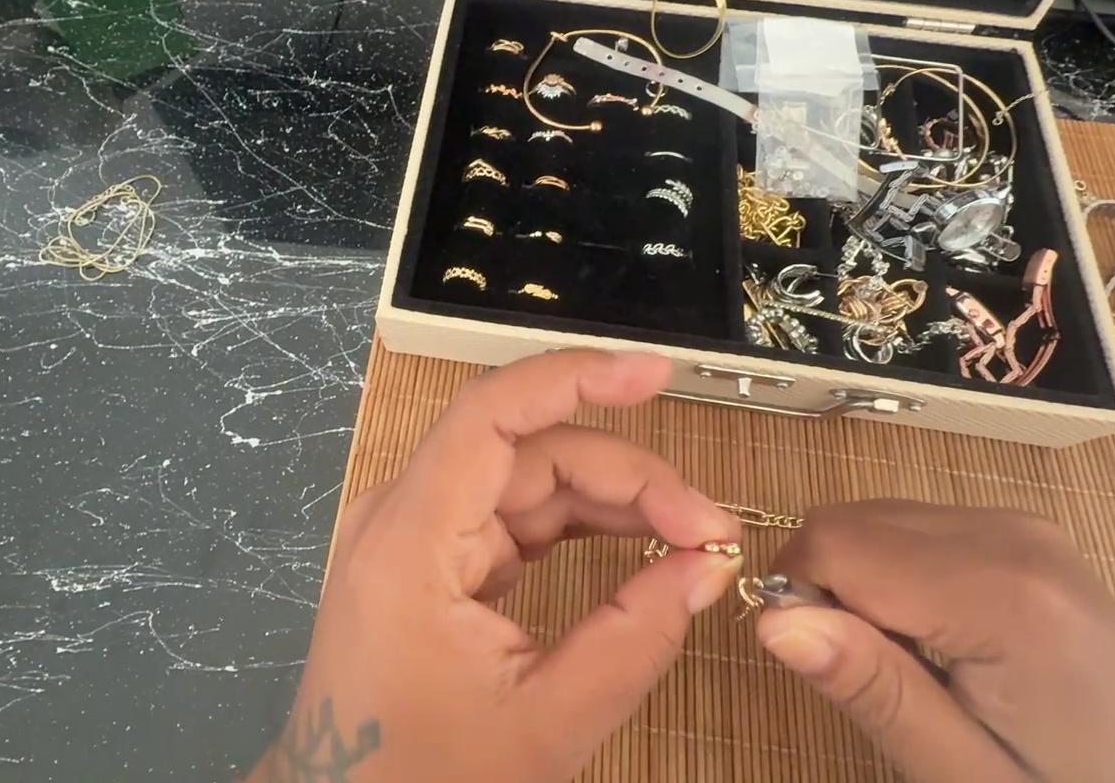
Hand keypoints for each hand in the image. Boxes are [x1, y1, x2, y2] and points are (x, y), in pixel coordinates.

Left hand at [248, 351, 744, 782]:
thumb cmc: (423, 782)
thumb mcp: (543, 726)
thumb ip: (633, 638)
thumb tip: (704, 566)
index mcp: (410, 538)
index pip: (492, 415)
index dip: (574, 377)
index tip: (653, 373)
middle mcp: (407, 513)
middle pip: (530, 450)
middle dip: (627, 475)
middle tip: (707, 526)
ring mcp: (421, 531)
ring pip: (531, 478)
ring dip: (614, 497)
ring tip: (689, 534)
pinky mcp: (439, 553)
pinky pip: (519, 515)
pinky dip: (582, 522)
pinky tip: (639, 539)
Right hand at [756, 500, 1114, 782]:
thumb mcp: (969, 779)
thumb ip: (874, 690)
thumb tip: (771, 618)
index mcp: (1004, 591)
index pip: (832, 542)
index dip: (802, 600)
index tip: (833, 669)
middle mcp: (1010, 532)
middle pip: (847, 522)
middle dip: (829, 590)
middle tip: (881, 678)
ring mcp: (1020, 525)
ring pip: (870, 520)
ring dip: (859, 582)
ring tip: (916, 664)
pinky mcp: (1021, 531)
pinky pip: (908, 526)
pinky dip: (891, 571)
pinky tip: (937, 634)